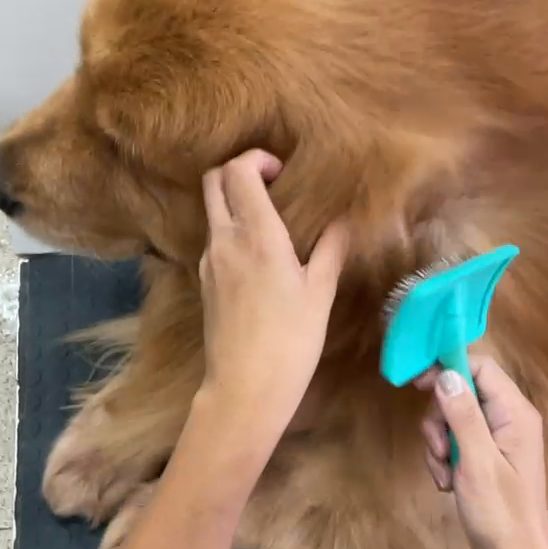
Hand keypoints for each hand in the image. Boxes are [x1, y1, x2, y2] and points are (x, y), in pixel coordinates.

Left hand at [197, 150, 349, 434]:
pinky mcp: (203, 283)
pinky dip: (230, 230)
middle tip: (273, 186)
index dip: (257, 159)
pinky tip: (257, 253)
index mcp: (256, 236)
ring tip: (270, 220)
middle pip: (212, 182)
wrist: (244, 388)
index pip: (237, 172)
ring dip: (234, 202)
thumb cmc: (290, 342)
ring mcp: (208, 262)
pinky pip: (213, 240)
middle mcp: (224, 241)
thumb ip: (331, 250)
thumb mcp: (320, 294)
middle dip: (238, 171)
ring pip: (211, 211)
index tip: (283, 171)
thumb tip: (344, 221)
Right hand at [415, 357, 547, 548]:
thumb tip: (445, 373)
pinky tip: (448, 482)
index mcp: (515, 413)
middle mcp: (509, 418)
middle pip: (461, 391)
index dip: (447, 368)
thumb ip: (462, 415)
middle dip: (439, 418)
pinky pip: (455, 440)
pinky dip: (444, 458)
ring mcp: (498, 437)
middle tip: (437, 449)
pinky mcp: (486, 454)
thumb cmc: (500, 511)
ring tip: (445, 474)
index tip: (417, 385)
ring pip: (453, 417)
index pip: (481, 367)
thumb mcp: (476, 461)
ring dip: (439, 443)